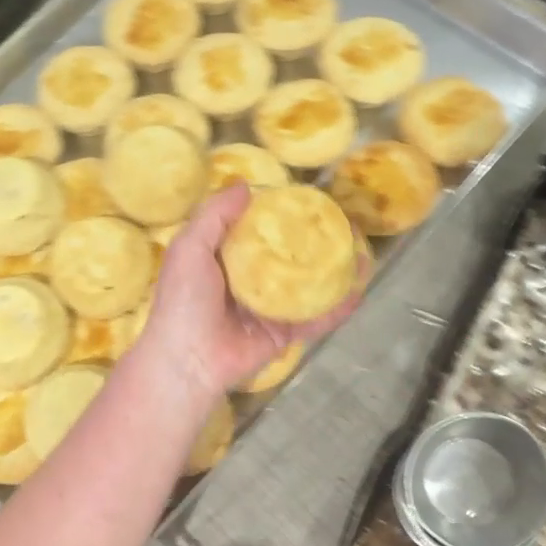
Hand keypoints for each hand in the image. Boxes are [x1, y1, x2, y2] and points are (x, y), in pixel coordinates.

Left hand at [136, 185, 363, 401]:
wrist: (188, 359)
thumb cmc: (184, 300)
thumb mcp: (189, 248)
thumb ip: (214, 216)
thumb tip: (245, 186)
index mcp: (223, 259)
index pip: (256, 230)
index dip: (279, 215)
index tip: (306, 199)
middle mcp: (247, 282)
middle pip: (287, 257)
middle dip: (314, 242)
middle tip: (344, 224)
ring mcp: (267, 309)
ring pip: (306, 287)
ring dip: (334, 272)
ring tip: (361, 254)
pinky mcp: (281, 334)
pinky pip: (313, 320)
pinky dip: (337, 309)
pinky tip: (359, 292)